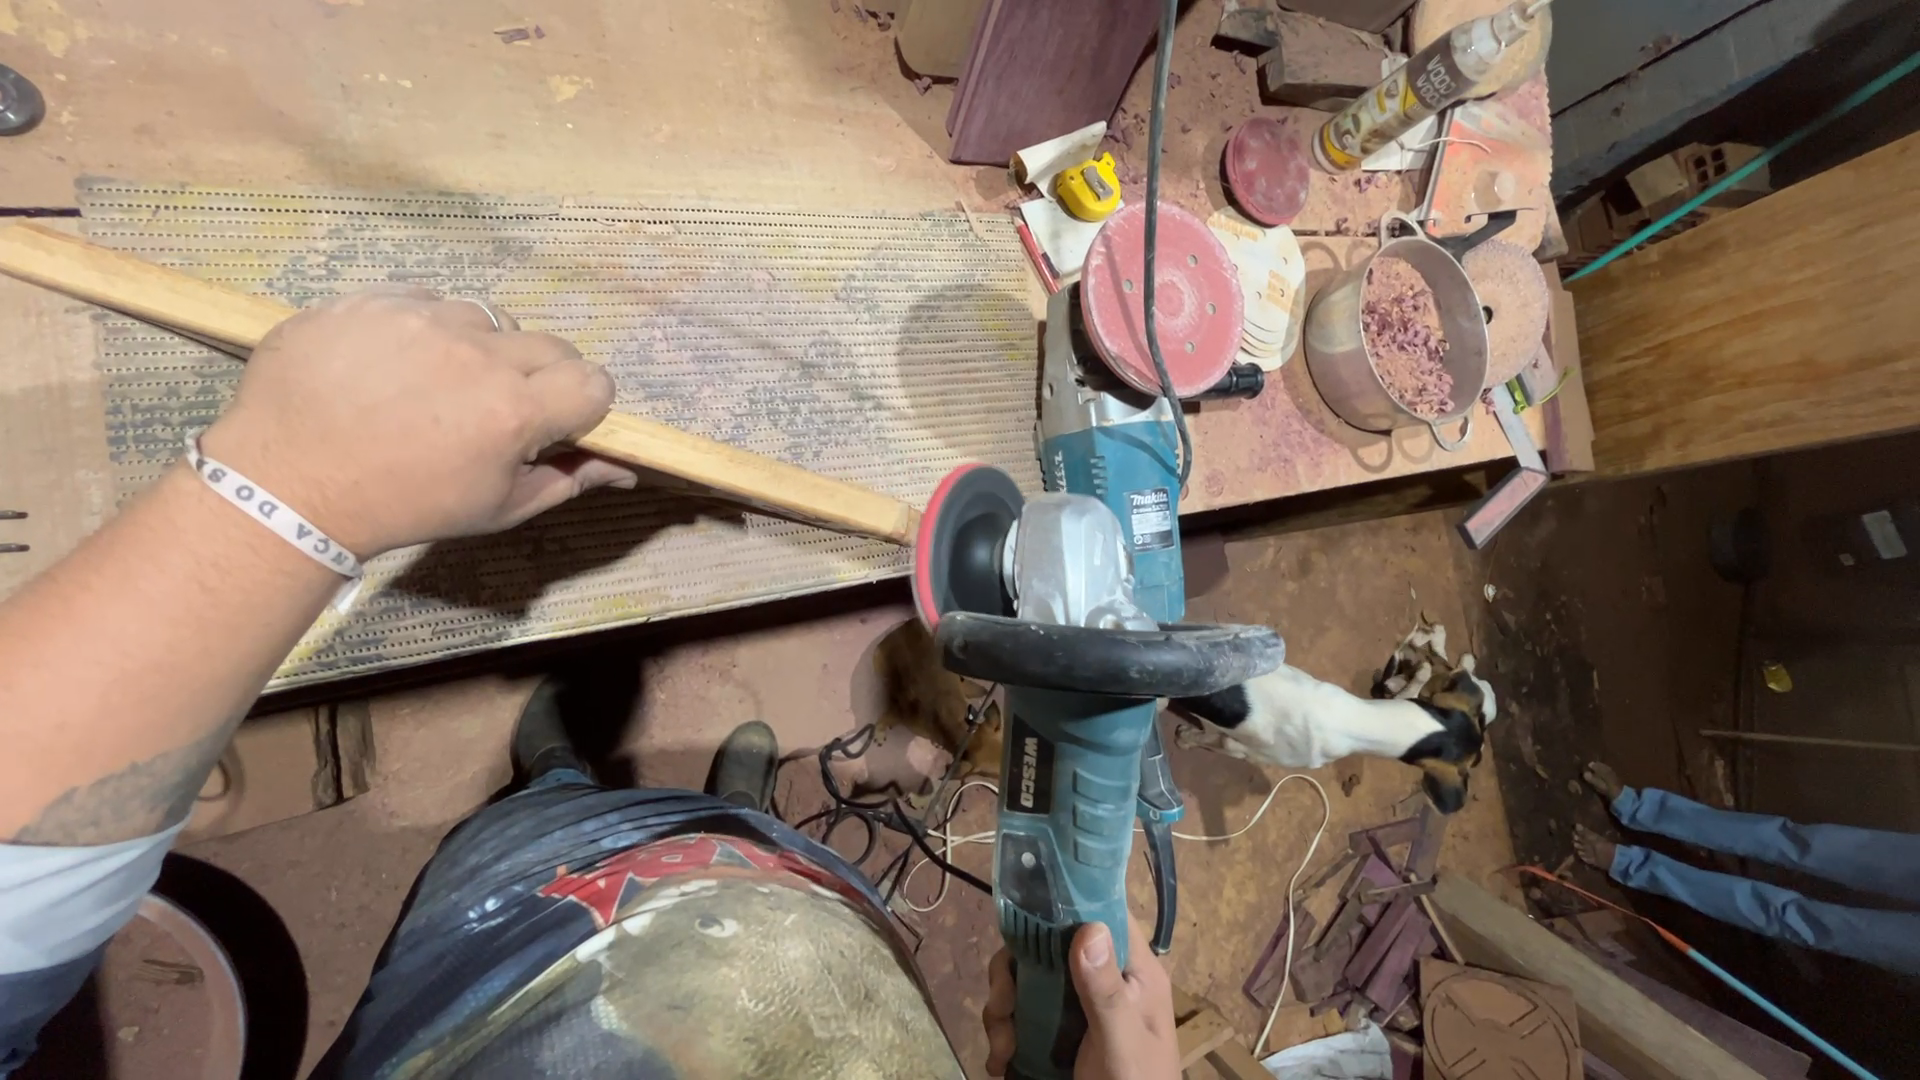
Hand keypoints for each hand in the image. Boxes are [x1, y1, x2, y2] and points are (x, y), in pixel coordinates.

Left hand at [200, 286, 634, 555]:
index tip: (558, 422)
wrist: (288, 484)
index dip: (586, 404)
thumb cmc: (410, 505)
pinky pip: (429, 299)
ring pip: (492, 319)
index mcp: (515, 411)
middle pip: (553, 345)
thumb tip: (625, 467)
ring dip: (487, 348)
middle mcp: (477, 355)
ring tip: (446, 380)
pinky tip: (402, 362)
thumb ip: (571, 479)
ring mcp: (420, 320)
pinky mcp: (370, 301)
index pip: (596, 382)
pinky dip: (430, 328)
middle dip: (544, 376)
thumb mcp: (500, 506)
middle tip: (502, 405)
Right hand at [983, 917, 1180, 1079]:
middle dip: (1014, 970)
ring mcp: (1075, 1006)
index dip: (1066, 902)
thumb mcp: (1123, 1045)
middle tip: (1002, 1004)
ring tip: (1002, 1048)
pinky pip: (1019, 1013)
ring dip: (1002, 1008)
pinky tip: (1000, 1062)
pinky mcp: (1055, 1032)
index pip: (1103, 912)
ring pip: (1026, 977)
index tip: (1026, 908)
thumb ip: (1106, 992)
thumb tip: (1089, 926)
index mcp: (1132, 971)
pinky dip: (1003, 1033)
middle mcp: (1102, 978)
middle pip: (1048, 943)